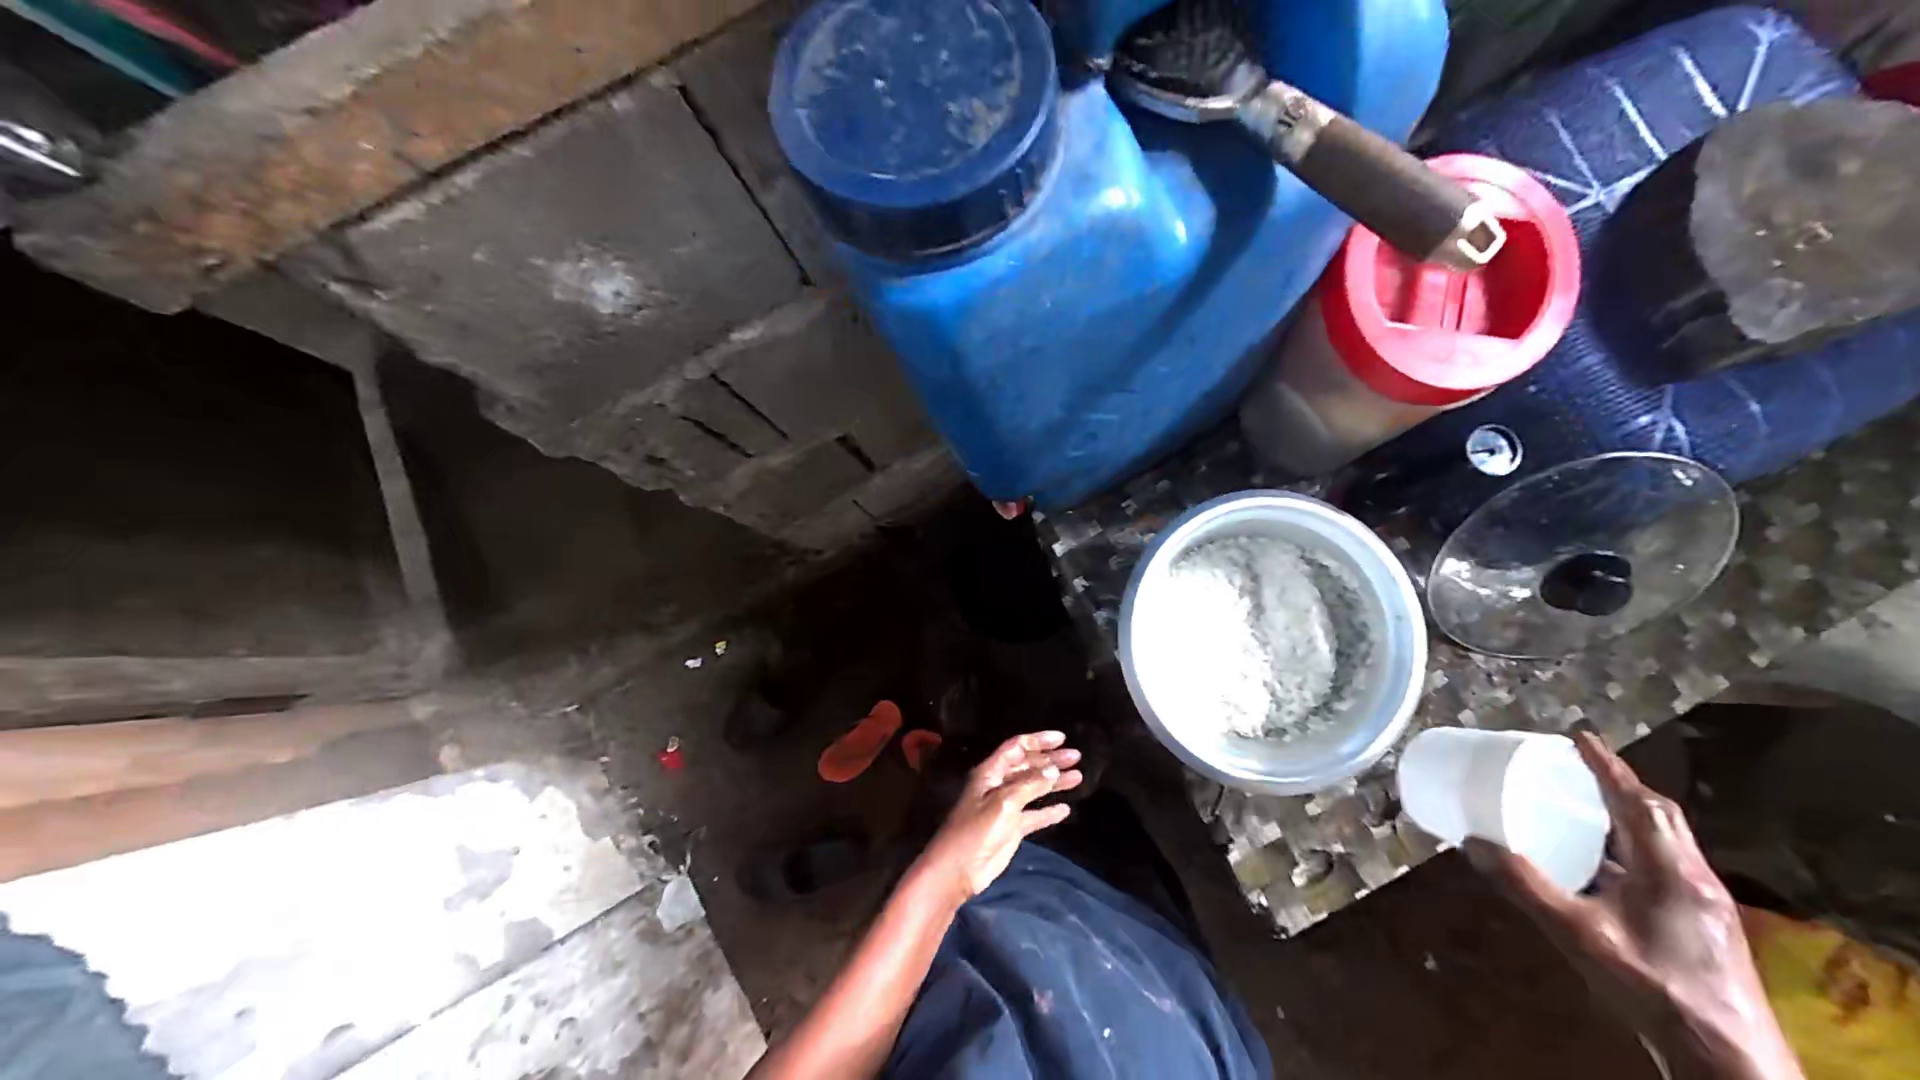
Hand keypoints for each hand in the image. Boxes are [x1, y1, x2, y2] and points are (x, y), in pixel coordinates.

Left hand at [911, 731, 1082, 906]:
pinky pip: (1034, 815)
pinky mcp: (1011, 828)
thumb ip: (1029, 784)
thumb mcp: (1004, 802)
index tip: (1062, 738)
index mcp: (991, 772)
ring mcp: (1005, 807)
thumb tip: (1053, 769)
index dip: (1039, 740)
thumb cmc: (977, 830)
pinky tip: (1065, 810)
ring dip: (1054, 782)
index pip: (1017, 748)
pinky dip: (1048, 811)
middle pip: (1028, 766)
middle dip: (1051, 760)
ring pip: (1034, 788)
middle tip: (1076, 757)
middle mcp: (999, 785)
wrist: (959, 868)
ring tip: (1078, 777)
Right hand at [1466, 733, 1801, 1079]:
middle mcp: (1693, 878)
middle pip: (1659, 817)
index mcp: (1669, 871)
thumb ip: (1525, 887)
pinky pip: (1660, 865)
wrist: (1727, 1059)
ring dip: (1625, 816)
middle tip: (1576, 768)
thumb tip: (1473, 843)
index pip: (1639, 803)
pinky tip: (1600, 864)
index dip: (1608, 767)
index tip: (1578, 737)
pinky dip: (1628, 847)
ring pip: (1663, 842)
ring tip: (1583, 805)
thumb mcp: (1578, 934)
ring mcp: (1702, 903)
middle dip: (1618, 786)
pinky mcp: (1700, 924)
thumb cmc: (1652, 986)